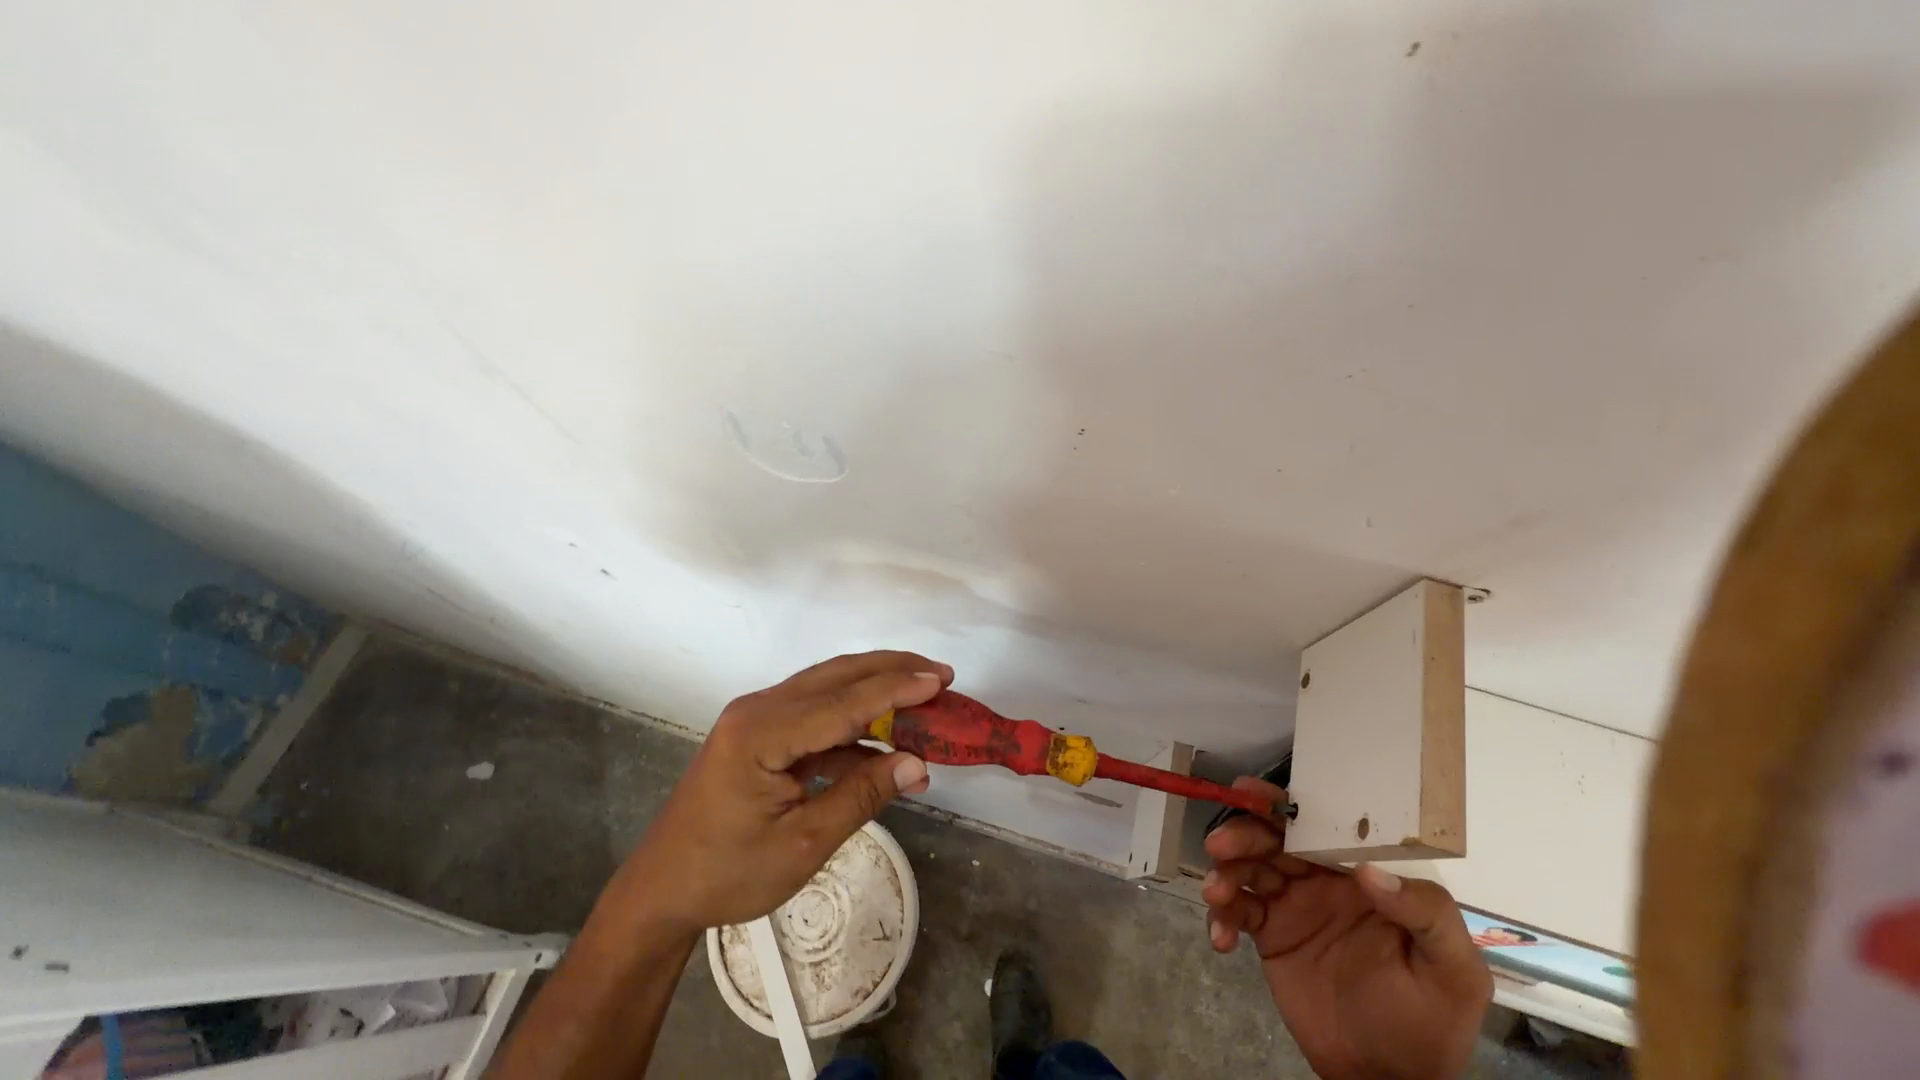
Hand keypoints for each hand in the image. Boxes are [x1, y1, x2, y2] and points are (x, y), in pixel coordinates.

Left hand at [615, 651, 948, 932]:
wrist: (662, 890)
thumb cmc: (728, 874)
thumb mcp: (803, 843)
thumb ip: (861, 796)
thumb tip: (916, 764)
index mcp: (762, 732)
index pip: (844, 700)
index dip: (896, 689)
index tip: (941, 681)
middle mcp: (757, 710)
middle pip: (835, 676)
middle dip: (891, 671)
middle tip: (941, 676)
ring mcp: (754, 720)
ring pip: (826, 689)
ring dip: (874, 690)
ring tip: (923, 697)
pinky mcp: (757, 736)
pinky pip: (813, 715)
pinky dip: (852, 723)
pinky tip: (883, 745)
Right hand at [1204, 778, 1491, 1079]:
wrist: (1387, 1078)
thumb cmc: (1430, 1021)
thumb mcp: (1452, 971)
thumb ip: (1425, 914)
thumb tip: (1368, 870)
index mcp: (1364, 874)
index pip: (1324, 825)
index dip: (1286, 805)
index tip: (1252, 794)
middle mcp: (1324, 880)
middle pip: (1275, 840)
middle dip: (1243, 834)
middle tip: (1220, 846)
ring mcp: (1293, 907)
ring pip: (1249, 869)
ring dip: (1226, 872)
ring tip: (1216, 895)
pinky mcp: (1270, 937)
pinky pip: (1237, 912)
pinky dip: (1220, 917)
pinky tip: (1220, 940)